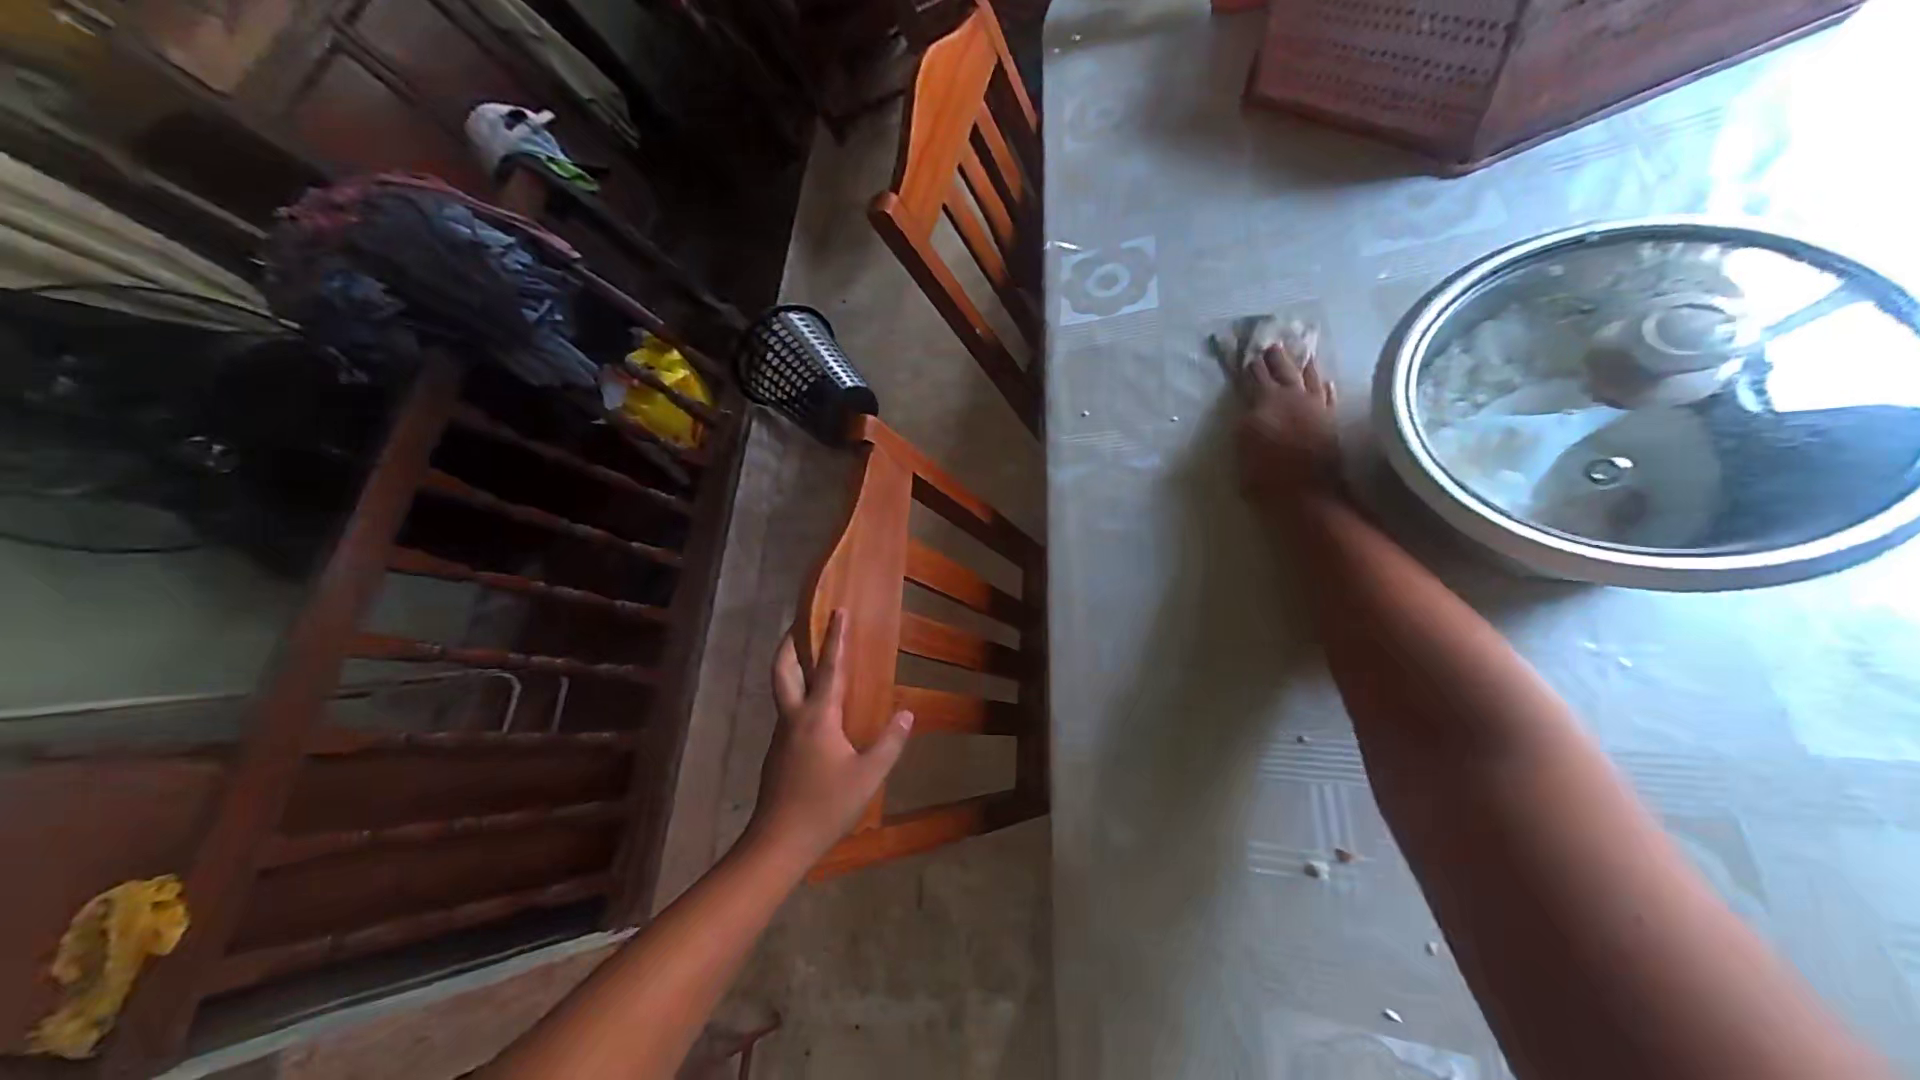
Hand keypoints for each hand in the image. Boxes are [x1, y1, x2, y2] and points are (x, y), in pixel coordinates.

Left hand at [744, 610, 914, 863]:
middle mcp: (794, 718)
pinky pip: (788, 712)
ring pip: (782, 691)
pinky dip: (797, 696)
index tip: (838, 610)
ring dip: (792, 668)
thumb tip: (907, 714)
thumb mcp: (869, 776)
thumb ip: (890, 743)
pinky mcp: (776, 753)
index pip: (829, 668)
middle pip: (782, 670)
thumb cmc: (826, 806)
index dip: (835, 638)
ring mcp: (781, 736)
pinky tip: (816, 713)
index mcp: (818, 717)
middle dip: (789, 644)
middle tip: (799, 625)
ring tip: (809, 661)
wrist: (778, 842)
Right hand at [1237, 341, 1341, 507]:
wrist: (1306, 495)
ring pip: (1308, 377)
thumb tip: (1251, 410)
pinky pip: (1327, 395)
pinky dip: (1323, 385)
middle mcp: (1292, 398)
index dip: (1249, 368)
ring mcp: (1315, 407)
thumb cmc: (1265, 475)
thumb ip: (1246, 423)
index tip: (1245, 356)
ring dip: (1302, 365)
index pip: (1255, 378)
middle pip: (1283, 371)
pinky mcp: (1330, 419)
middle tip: (1270, 346)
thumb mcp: (1243, 447)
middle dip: (1275, 359)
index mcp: (1265, 403)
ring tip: (1300, 354)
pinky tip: (1324, 381)